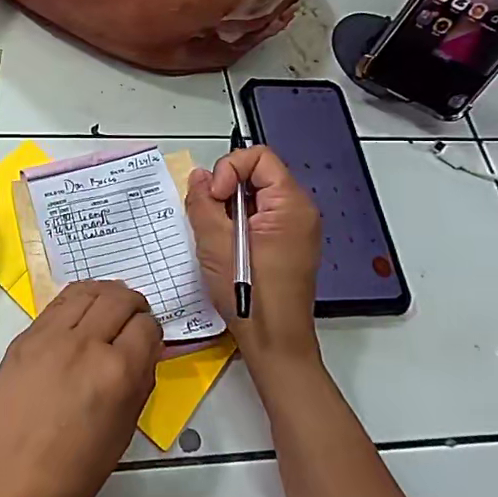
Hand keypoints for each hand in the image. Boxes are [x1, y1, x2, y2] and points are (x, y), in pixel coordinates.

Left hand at [0, 281, 161, 496]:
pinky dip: (74, 303)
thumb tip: (142, 355)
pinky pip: (55, 306)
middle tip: (133, 318)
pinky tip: (78, 316)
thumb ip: (137, 385)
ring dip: (103, 294)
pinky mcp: (22, 338)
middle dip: (133, 305)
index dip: (152, 332)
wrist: (6, 479)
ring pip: (84, 291)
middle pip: (117, 298)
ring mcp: (48, 337)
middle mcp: (84, 344)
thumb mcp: (122, 432)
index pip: (146, 327)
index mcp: (117, 373)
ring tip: (108, 309)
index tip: (148, 341)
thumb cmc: (71, 473)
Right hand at [184, 147, 321, 369]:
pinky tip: (223, 245)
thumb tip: (198, 177)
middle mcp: (298, 211)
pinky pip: (255, 215)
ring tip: (214, 235)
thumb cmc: (251, 295)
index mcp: (291, 205)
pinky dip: (234, 221)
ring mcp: (292, 228)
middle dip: (224, 188)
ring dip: (226, 207)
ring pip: (252, 196)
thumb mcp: (216, 244)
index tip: (214, 198)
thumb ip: (203, 203)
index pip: (259, 156)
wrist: (275, 339)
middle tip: (209, 217)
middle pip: (256, 173)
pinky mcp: (283, 243)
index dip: (229, 169)